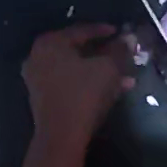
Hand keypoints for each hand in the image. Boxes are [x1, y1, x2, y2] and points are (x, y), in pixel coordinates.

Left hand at [23, 24, 134, 150]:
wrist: (61, 136)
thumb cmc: (83, 95)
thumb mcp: (108, 69)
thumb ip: (119, 51)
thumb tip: (129, 38)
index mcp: (51, 43)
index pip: (82, 30)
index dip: (105, 31)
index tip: (122, 33)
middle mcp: (39, 56)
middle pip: (78, 50)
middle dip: (104, 54)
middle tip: (124, 56)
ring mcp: (38, 78)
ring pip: (76, 69)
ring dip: (100, 71)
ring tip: (125, 77)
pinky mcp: (43, 98)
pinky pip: (70, 83)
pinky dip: (89, 83)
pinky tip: (111, 90)